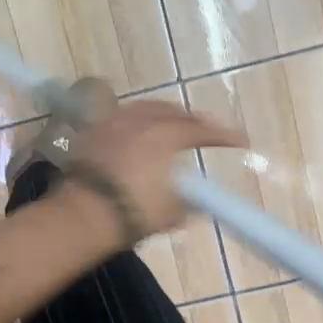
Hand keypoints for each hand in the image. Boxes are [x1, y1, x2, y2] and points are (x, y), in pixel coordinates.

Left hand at [59, 101, 245, 241]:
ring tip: (172, 123)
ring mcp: (112, 122)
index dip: (223, 135)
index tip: (241, 140)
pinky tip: (138, 130)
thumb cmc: (132, 212)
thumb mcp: (170, 212)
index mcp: (164, 135)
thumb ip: (187, 201)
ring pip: (143, 108)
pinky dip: (136, 121)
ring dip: (163, 114)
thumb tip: (197, 201)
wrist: (81, 213)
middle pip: (172, 112)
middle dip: (192, 119)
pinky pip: (120, 117)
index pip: (201, 129)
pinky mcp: (91, 131)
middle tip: (205, 129)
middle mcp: (139, 120)